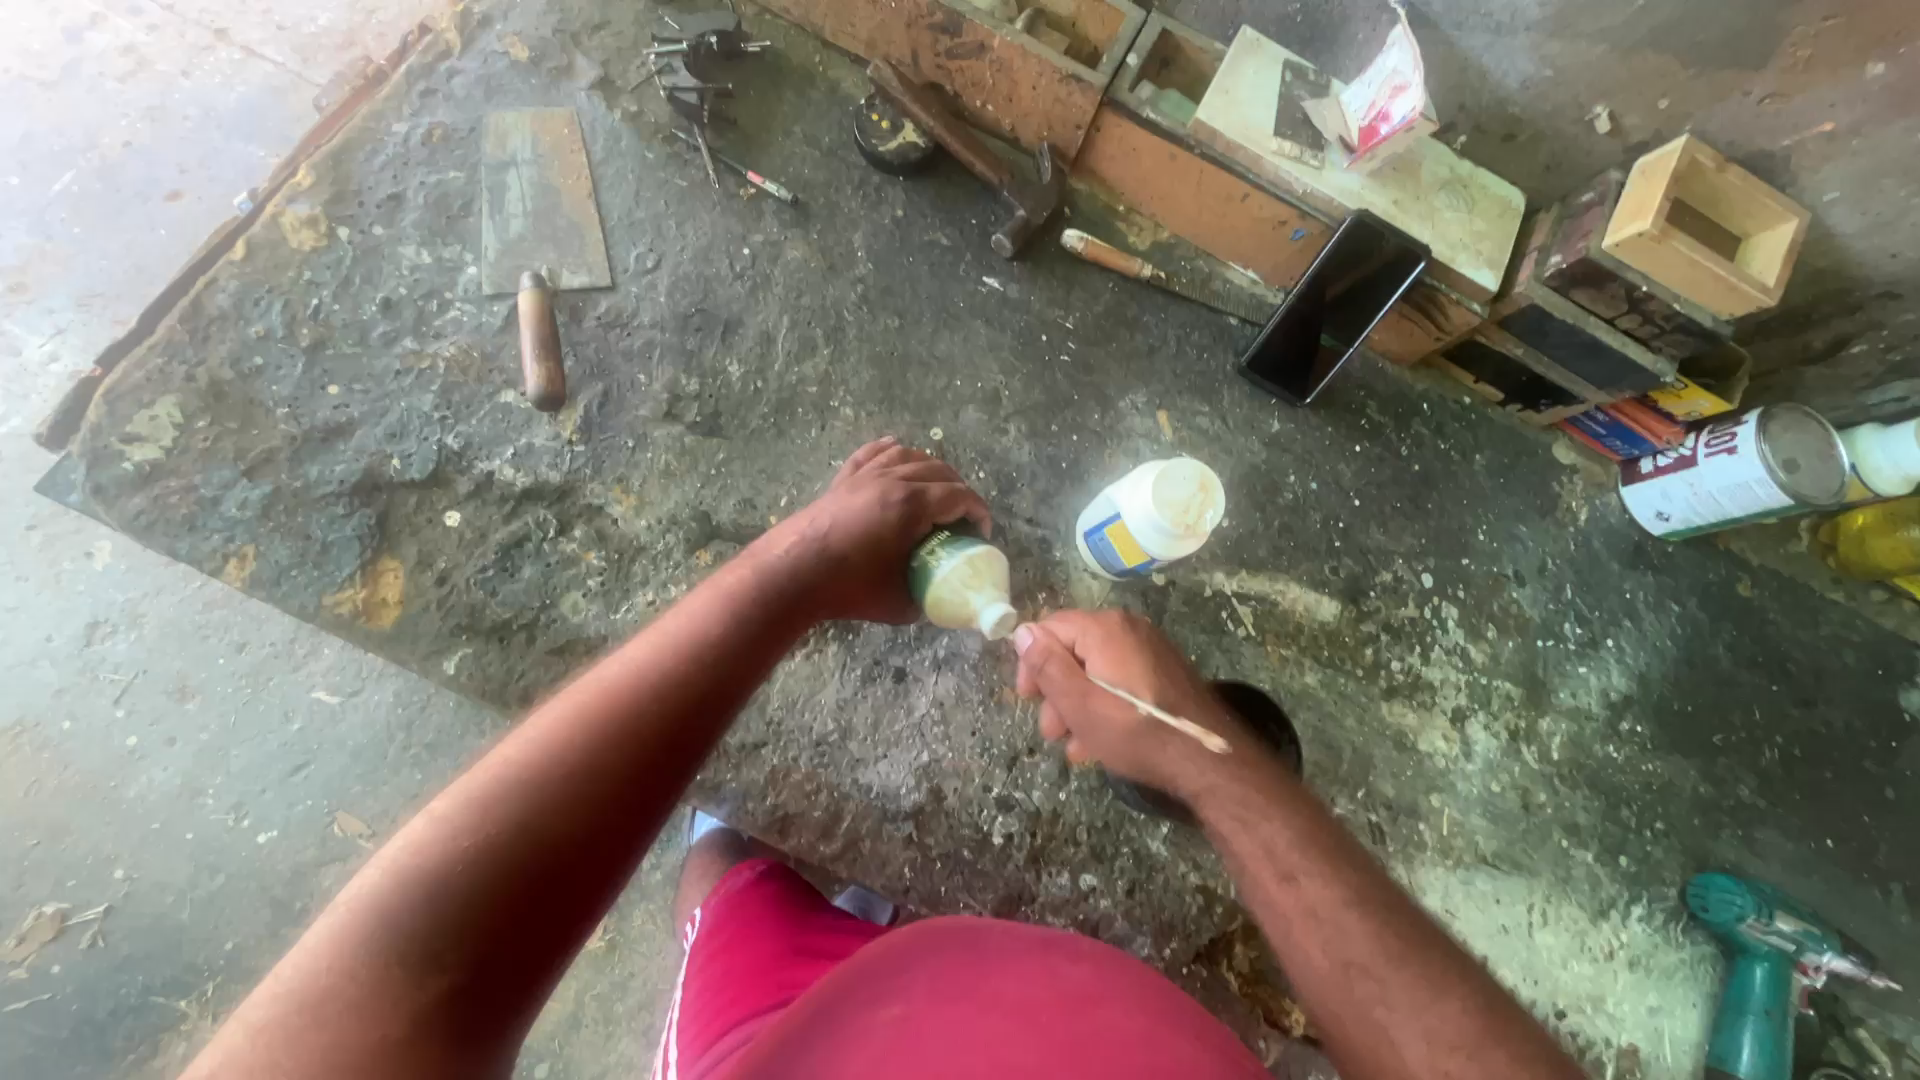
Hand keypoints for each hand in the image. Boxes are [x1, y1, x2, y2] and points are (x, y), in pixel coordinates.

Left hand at [760, 436, 992, 623]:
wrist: (792, 575)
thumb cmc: (848, 588)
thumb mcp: (899, 602)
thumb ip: (927, 598)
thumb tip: (939, 600)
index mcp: (913, 505)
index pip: (960, 496)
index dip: (978, 512)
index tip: (981, 531)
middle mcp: (893, 481)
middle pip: (939, 471)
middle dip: (959, 491)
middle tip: (962, 517)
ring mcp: (865, 476)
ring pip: (908, 456)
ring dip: (930, 469)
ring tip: (937, 488)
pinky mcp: (843, 481)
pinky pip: (872, 453)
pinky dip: (890, 450)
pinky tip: (896, 449)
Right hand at [1013, 610, 1251, 802]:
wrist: (1209, 760)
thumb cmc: (1136, 733)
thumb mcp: (1080, 704)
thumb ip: (1047, 665)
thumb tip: (1022, 632)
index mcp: (1105, 628)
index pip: (1049, 628)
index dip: (1031, 663)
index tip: (1027, 699)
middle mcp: (1127, 628)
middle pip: (1072, 649)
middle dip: (1056, 690)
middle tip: (1051, 731)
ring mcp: (1149, 648)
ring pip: (1095, 669)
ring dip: (1077, 703)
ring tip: (1075, 745)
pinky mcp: (1162, 670)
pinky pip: (1119, 678)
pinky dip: (1103, 703)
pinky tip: (1099, 740)